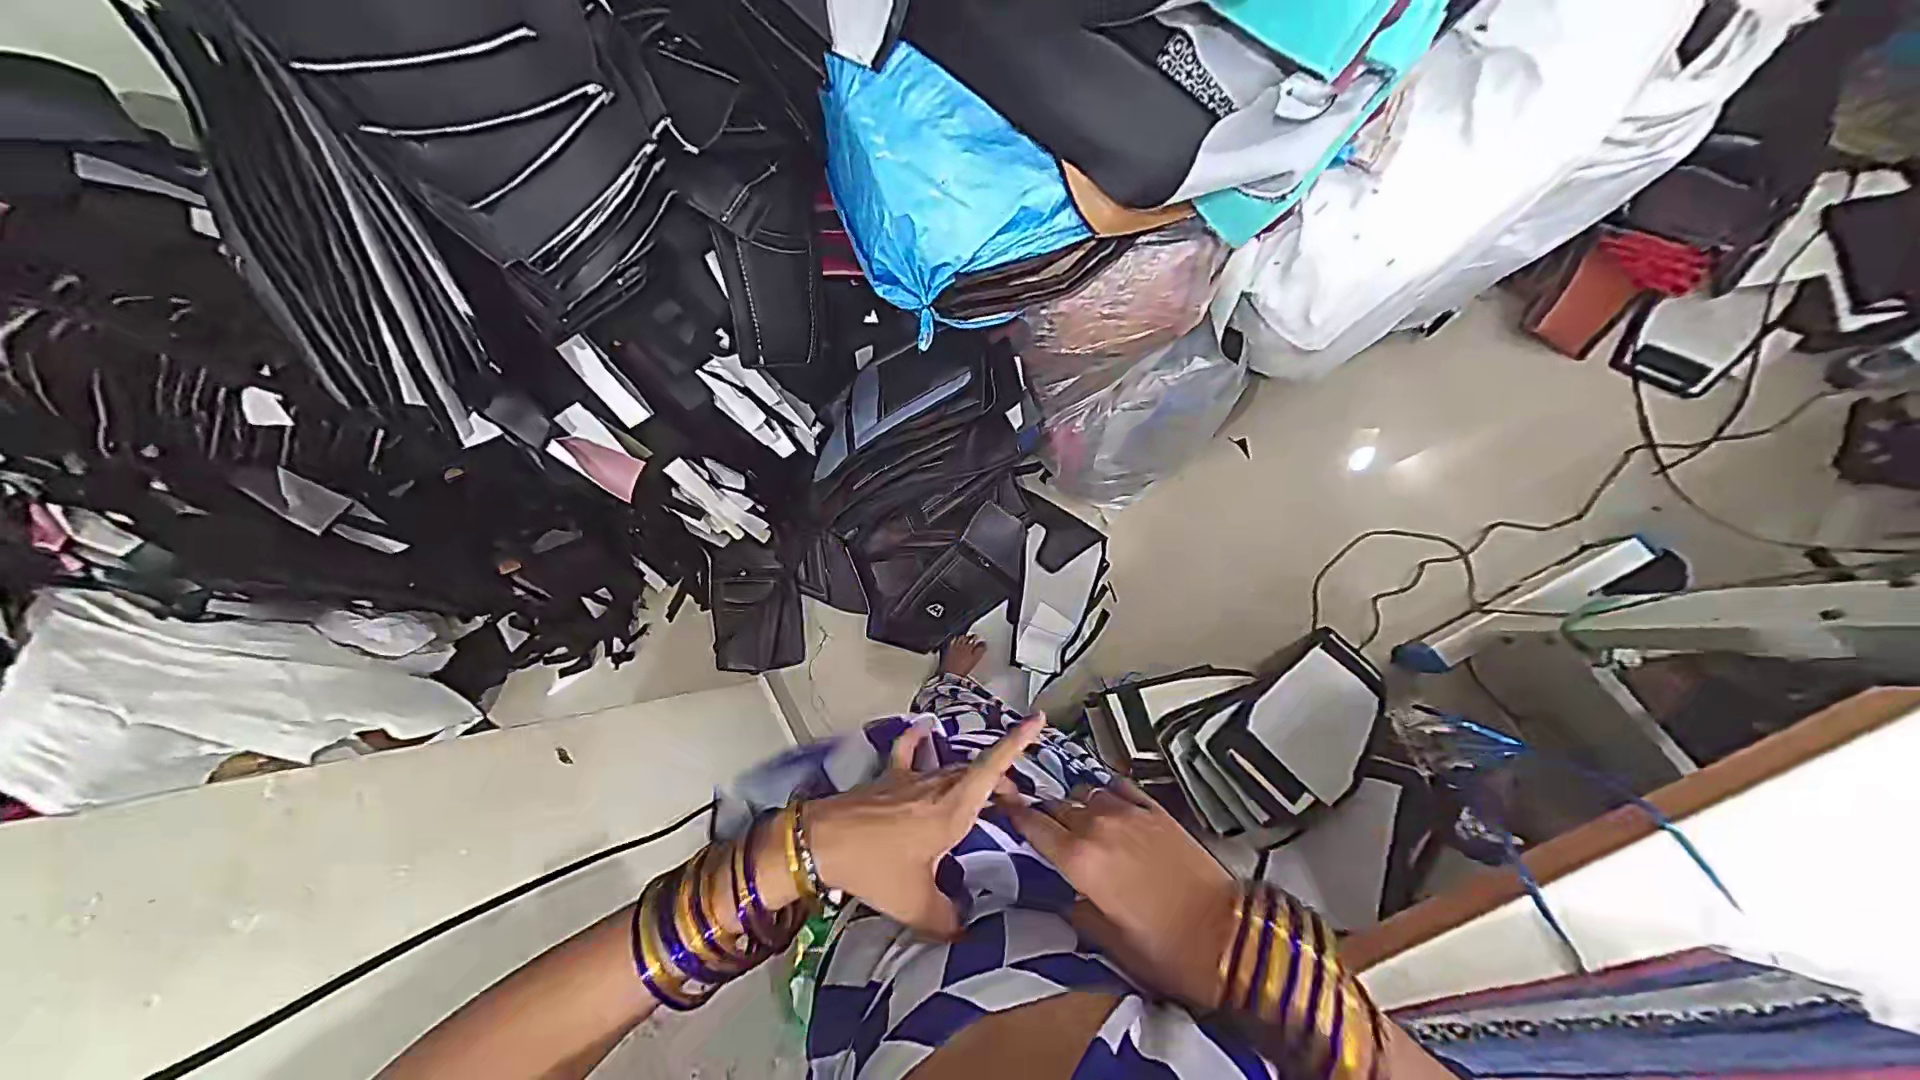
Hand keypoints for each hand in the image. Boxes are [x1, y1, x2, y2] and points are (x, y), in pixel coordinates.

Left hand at [803, 715, 1044, 938]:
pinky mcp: (890, 777)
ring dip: (972, 774)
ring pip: (952, 766)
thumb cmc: (875, 867)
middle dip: (1002, 782)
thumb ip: (948, 919)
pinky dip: (919, 740)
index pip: (993, 767)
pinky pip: (910, 751)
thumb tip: (964, 929)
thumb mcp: (917, 904)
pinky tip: (925, 730)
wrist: (824, 841)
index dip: (1017, 742)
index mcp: (954, 807)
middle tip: (1014, 805)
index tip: (1037, 719)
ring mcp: (912, 777)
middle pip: (979, 772)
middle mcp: (938, 784)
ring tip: (984, 790)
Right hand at [1001, 782, 1238, 1007]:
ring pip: (1087, 792)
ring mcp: (1128, 813)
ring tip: (1078, 818)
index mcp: (1079, 859)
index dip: (1015, 815)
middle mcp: (1098, 826)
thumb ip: (1076, 906)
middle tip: (1042, 823)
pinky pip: (1119, 788)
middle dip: (1046, 814)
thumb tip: (1065, 891)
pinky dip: (1107, 794)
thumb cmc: (1163, 948)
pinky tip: (1108, 803)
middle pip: (1057, 805)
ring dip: (1077, 804)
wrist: (1226, 935)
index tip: (1003, 807)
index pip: (1034, 825)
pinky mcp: (1155, 810)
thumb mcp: (1106, 940)